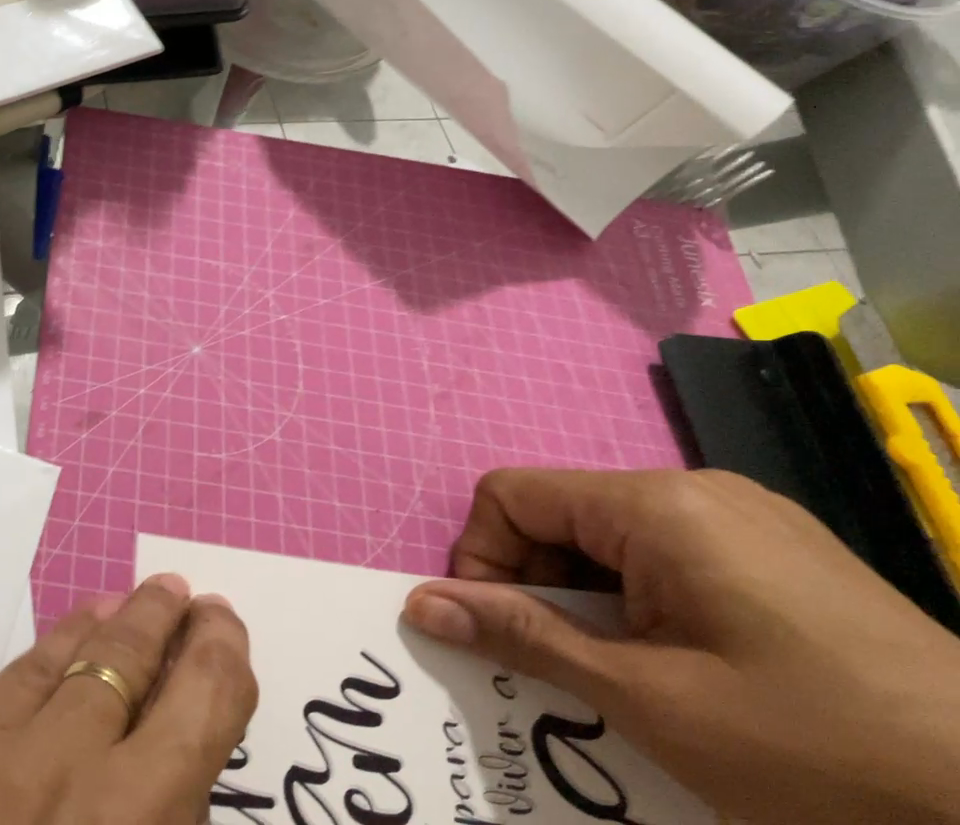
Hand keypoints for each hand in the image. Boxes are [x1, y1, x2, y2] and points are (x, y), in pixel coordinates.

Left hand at [0, 574, 257, 824]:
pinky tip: (78, 628)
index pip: (198, 710)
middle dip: (175, 624)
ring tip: (150, 598)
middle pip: (135, 665)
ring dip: (121, 623)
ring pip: (76, 658)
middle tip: (199, 601)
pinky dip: (60, 643)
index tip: (227, 631)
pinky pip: (18, 674)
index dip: (222, 660)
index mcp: (132, 821)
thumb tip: (180, 771)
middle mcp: (72, 770)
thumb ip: (163, 822)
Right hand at [402, 467, 959, 823]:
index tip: (505, 637)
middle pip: (560, 516)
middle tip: (563, 673)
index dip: (481, 560)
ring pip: (611, 543)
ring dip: (588, 606)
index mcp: (659, 506)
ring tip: (624, 683)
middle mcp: (699, 492)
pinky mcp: (783, 557)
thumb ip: (524, 638)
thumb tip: (421, 604)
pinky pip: (669, 561)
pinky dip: (640, 609)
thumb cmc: (819, 749)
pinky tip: (678, 672)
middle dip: (535, 588)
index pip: (511, 496)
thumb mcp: (649, 701)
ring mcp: (749, 521)